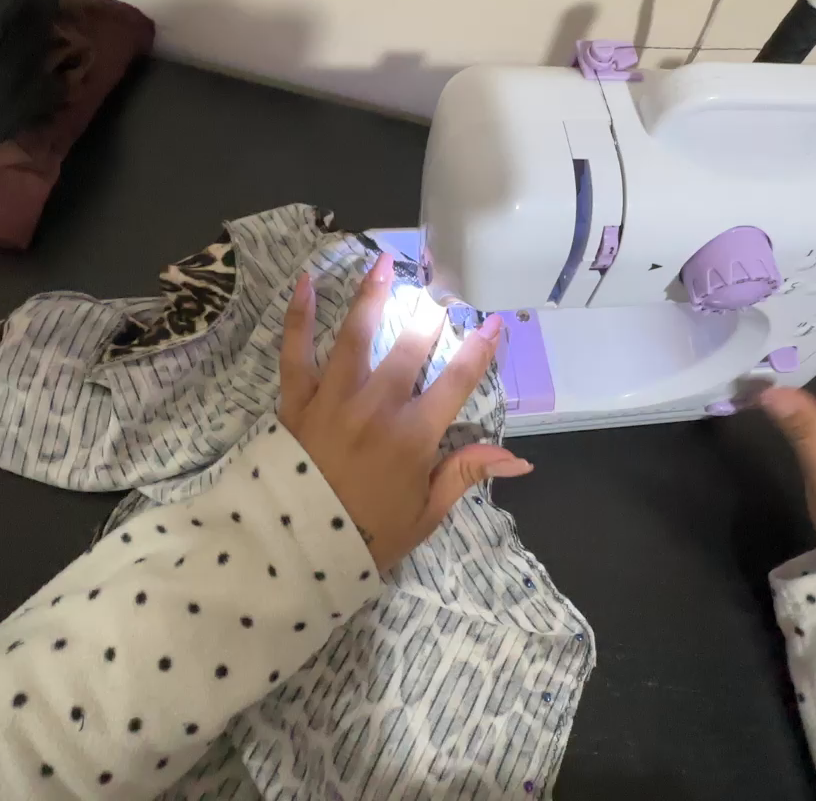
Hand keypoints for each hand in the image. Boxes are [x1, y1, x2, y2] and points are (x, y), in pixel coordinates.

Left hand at [279, 253, 532, 571]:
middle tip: (439, 288)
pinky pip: (296, 352)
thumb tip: (520, 459)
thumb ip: (467, 473)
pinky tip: (305, 283)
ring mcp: (334, 398)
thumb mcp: (426, 512)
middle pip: (409, 348)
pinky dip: (298, 317)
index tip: (494, 322)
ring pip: (356, 336)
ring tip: (384, 263)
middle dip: (428, 315)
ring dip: (372, 297)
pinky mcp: (297, 400)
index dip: (479, 351)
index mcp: (413, 435)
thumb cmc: (368, 534)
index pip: (457, 382)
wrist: (295, 552)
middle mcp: (376, 406)